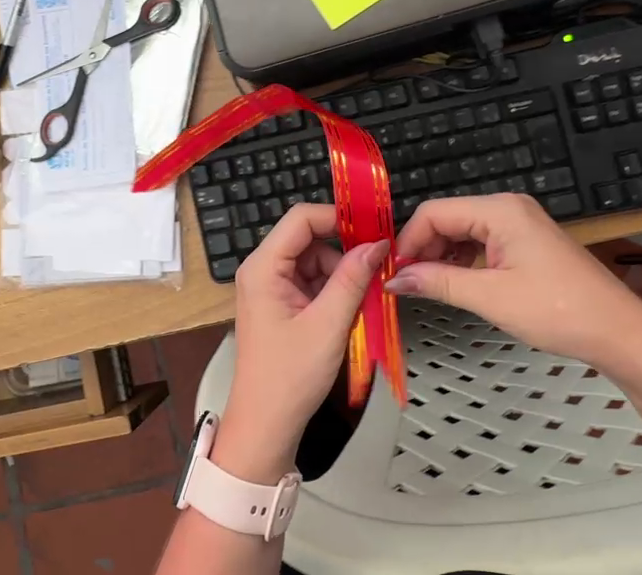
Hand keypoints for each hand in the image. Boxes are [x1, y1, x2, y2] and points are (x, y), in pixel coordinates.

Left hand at [216, 203, 386, 484]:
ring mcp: (271, 287)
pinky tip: (351, 310)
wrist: (266, 424)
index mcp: (263, 267)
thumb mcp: (328, 324)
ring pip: (315, 261)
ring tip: (364, 298)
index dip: (337, 217)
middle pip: (309, 238)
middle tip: (378, 266)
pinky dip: (334, 290)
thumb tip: (377, 244)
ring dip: (342, 274)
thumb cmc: (289, 377)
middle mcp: (263, 269)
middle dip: (344, 250)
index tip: (373, 228)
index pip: (301, 219)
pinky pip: (313, 282)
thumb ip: (352, 279)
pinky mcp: (282, 304)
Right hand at [387, 194, 641, 369]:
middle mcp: (508, 208)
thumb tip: (394, 279)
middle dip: (424, 249)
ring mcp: (520, 224)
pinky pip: (482, 244)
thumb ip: (438, 283)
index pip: (434, 213)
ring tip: (430, 288)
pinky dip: (464, 263)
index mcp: (499, 210)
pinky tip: (458, 286)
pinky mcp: (527, 243)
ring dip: (442, 258)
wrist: (621, 334)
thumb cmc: (559, 311)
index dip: (409, 241)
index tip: (395, 273)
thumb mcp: (491, 297)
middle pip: (447, 219)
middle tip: (407, 284)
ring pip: (463, 232)